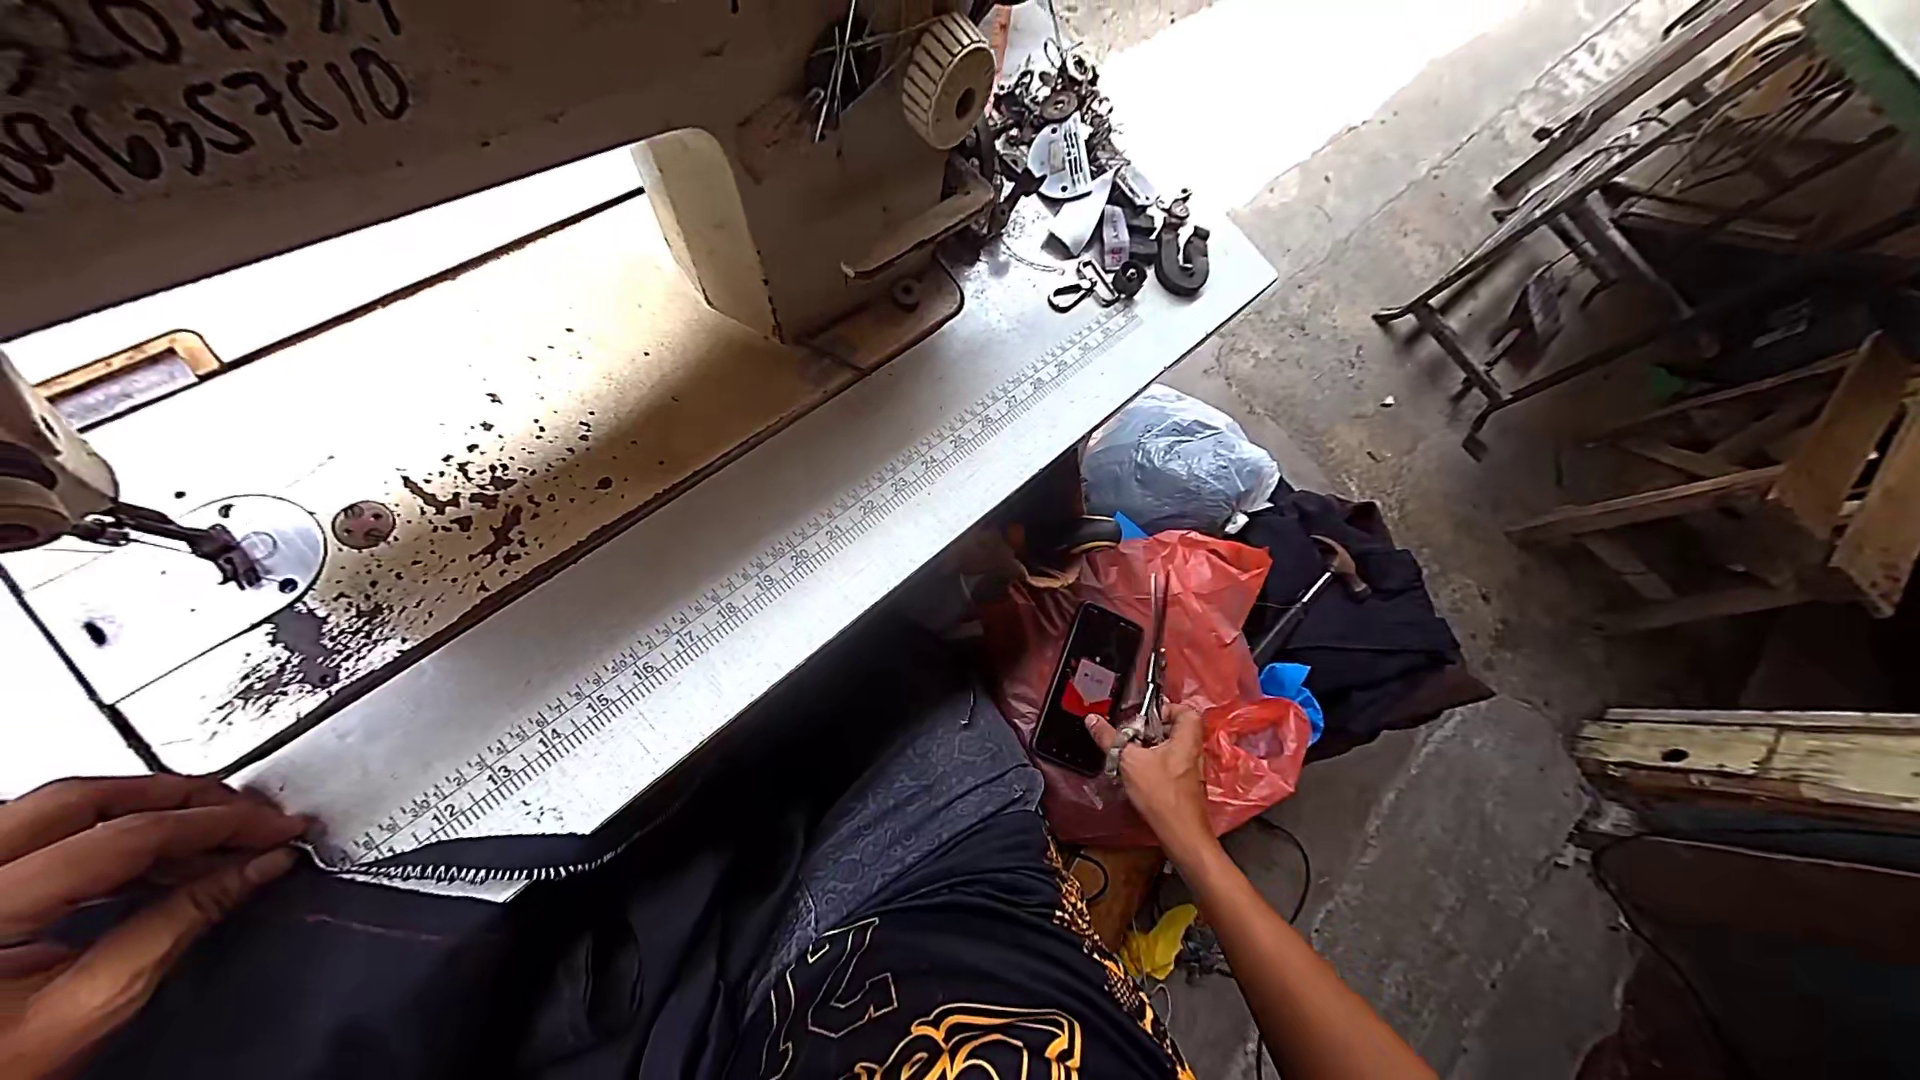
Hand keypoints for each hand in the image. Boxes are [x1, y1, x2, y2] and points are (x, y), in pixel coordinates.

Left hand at [0, 775, 308, 1078]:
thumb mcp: (91, 1006)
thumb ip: (179, 924)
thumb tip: (261, 865)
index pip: (129, 836)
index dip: (220, 823)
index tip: (278, 826)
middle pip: (84, 800)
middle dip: (184, 796)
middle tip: (249, 811)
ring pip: (59, 808)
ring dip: (148, 808)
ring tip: (210, 828)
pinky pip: (37, 832)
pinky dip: (108, 830)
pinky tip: (152, 853)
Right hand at [1086, 703, 1214, 857]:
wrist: (1181, 835)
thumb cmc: (1161, 794)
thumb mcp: (1129, 761)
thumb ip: (1109, 738)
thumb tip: (1092, 720)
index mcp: (1187, 740)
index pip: (1187, 711)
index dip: (1167, 708)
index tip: (1146, 717)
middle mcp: (1193, 753)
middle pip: (1178, 729)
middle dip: (1154, 730)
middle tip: (1134, 734)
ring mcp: (1192, 771)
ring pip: (1173, 749)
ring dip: (1153, 748)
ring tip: (1132, 753)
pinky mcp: (1186, 787)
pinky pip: (1171, 765)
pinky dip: (1156, 764)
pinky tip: (1139, 774)